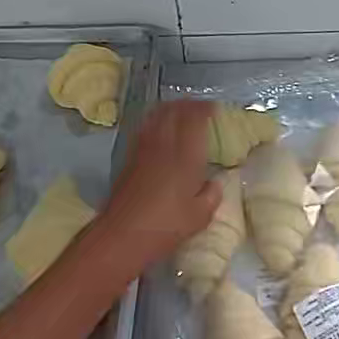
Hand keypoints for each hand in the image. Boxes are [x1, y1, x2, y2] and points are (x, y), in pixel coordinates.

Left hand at [96, 100, 218, 272]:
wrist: (122, 234)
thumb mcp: (200, 216)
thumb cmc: (166, 225)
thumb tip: (216, 183)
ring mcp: (144, 150)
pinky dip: (154, 121)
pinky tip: (158, 128)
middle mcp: (165, 145)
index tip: (213, 107)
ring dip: (169, 109)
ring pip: (156, 117)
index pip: (194, 119)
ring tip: (179, 110)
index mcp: (186, 155)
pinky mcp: (130, 158)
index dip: (204, 109)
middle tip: (198, 105)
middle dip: (187, 104)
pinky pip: (145, 130)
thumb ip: (212, 195)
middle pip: (173, 112)